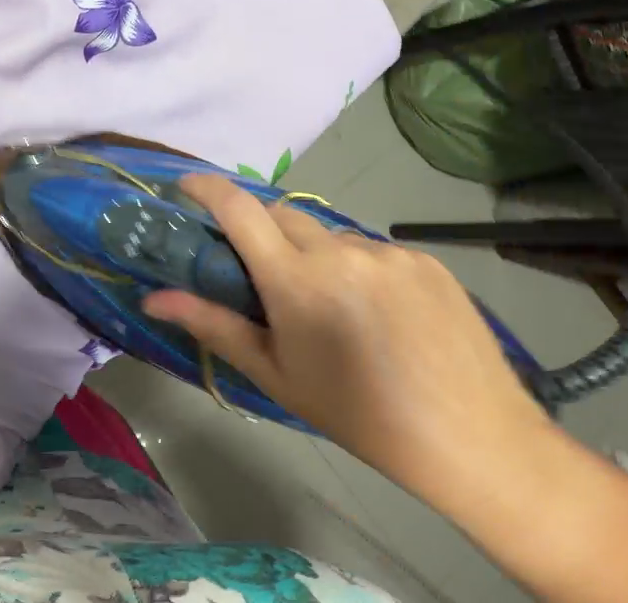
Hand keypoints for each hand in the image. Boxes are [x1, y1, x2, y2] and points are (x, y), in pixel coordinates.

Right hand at [143, 175, 553, 503]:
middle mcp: (340, 251)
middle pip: (281, 214)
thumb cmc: (358, 414)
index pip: (238, 208)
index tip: (185, 186)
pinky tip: (375, 312)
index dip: (206, 188)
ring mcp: (389, 253)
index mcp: (295, 279)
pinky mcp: (427, 262)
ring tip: (328, 304)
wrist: (475, 441)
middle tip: (258, 270)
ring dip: (312, 252)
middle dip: (259, 230)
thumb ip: (212, 325)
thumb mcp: (275, 374)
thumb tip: (151, 299)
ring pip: (329, 234)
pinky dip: (356, 267)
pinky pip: (372, 250)